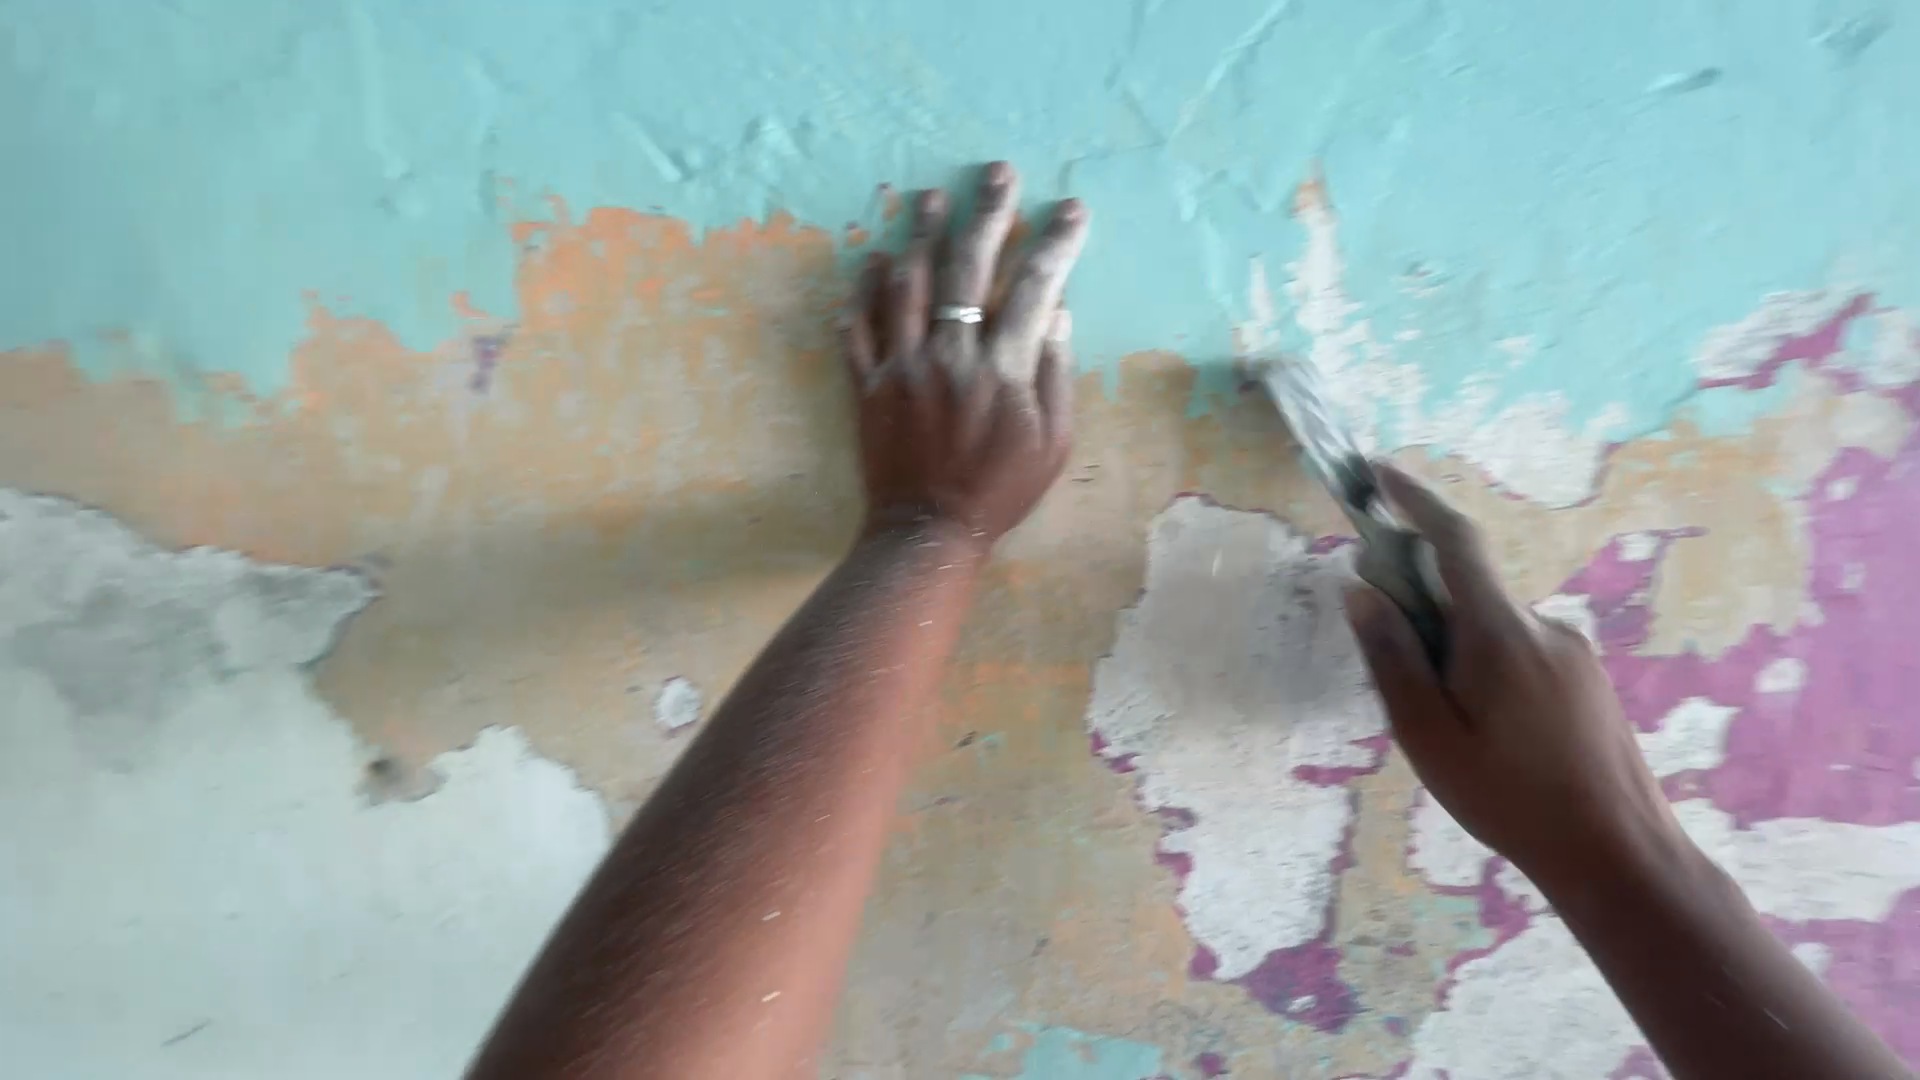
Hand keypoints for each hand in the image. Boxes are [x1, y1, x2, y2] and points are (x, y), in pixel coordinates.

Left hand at [840, 162, 1088, 544]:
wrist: (928, 528)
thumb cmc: (999, 490)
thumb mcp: (1052, 444)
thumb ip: (1054, 376)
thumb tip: (1055, 314)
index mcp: (1001, 370)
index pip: (1033, 288)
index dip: (1055, 243)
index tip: (1071, 209)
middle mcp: (950, 355)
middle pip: (967, 268)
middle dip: (988, 213)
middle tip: (997, 173)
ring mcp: (902, 367)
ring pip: (907, 284)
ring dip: (920, 234)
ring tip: (930, 196)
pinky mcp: (868, 385)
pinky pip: (858, 328)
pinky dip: (863, 291)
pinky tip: (871, 259)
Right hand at [1344, 463, 1682, 886]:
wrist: (1620, 857)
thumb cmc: (1506, 795)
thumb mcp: (1425, 730)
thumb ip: (1391, 655)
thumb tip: (1361, 589)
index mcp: (1500, 634)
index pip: (1456, 542)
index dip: (1416, 500)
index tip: (1378, 474)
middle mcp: (1543, 627)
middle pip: (1465, 589)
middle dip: (1418, 603)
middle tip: (1395, 670)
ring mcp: (1571, 652)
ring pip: (1488, 625)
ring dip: (1449, 644)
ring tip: (1441, 718)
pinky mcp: (1584, 678)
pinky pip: (1514, 648)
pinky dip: (1478, 662)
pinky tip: (1478, 726)